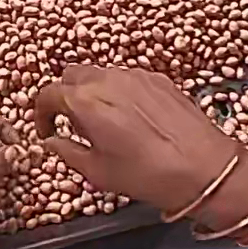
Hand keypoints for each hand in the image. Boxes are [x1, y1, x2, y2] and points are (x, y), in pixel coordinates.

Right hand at [34, 65, 245, 214]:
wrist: (205, 169)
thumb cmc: (146, 174)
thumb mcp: (98, 171)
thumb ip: (67, 151)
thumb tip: (51, 142)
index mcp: (85, 101)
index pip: (48, 94)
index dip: (41, 114)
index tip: (48, 131)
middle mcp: (107, 80)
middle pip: (71, 76)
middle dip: (64, 96)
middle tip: (70, 123)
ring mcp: (135, 76)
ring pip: (99, 74)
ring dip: (91, 91)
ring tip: (101, 120)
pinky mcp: (158, 79)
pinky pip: (126, 78)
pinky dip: (117, 91)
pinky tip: (129, 116)